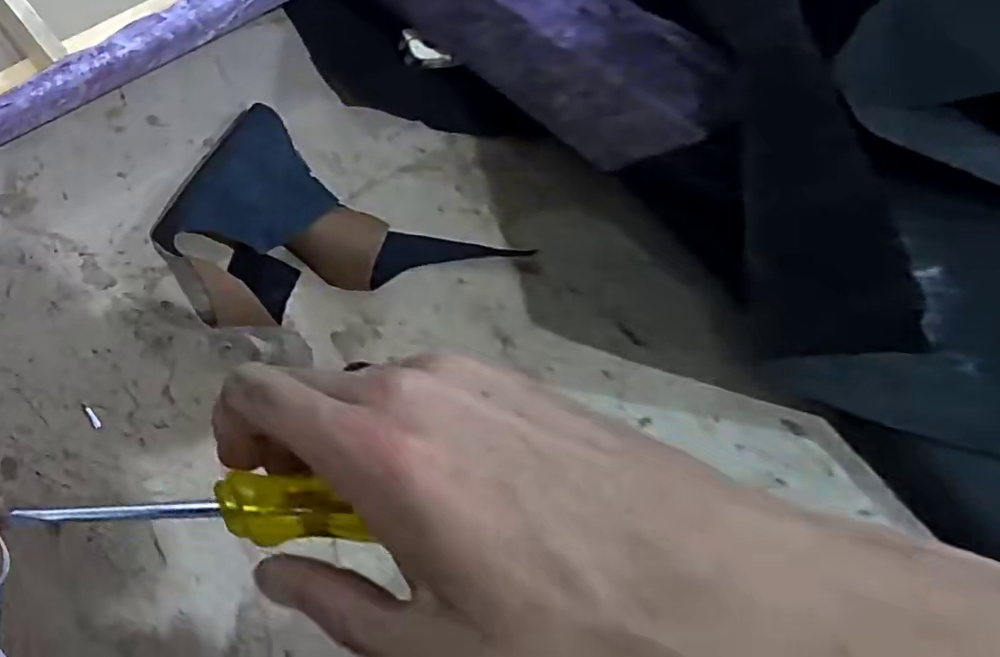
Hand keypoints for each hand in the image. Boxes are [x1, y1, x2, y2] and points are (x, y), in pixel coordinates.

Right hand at [215, 355, 999, 656]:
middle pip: (301, 385)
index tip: (250, 477)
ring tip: (397, 502)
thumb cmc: (583, 643)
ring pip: (359, 385)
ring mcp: (460, 370)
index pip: (255, 389)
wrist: (768, 609)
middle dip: (284, 436)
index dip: (231, 424)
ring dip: (345, 431)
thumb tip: (273, 573)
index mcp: (376, 446)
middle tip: (312, 501)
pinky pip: (418, 384)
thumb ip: (335, 605)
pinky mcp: (505, 374)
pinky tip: (464, 482)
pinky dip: (400, 420)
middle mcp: (403, 383)